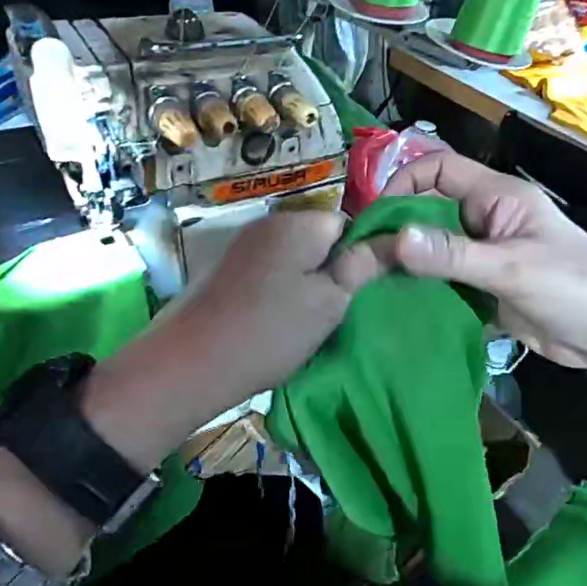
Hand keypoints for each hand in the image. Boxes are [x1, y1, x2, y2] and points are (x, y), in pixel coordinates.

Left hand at [78, 212, 391, 467]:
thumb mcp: (329, 302)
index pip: (349, 223)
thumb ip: (363, 266)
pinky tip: (277, 321)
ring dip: (306, 283)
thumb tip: (395, 238)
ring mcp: (244, 245)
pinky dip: (280, 291)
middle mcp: (270, 222)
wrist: (191, 363)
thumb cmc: (271, 330)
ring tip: (307, 321)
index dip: (361, 255)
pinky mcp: (227, 269)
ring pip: (296, 258)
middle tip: (337, 312)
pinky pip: (271, 271)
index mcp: (299, 222)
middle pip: (320, 239)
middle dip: (333, 270)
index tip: (359, 293)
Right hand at [382, 152, 586, 367]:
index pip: (440, 169)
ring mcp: (485, 255)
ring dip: (408, 264)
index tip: (376, 217)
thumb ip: (451, 254)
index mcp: (497, 196)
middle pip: (429, 211)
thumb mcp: (510, 268)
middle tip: (363, 257)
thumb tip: (394, 238)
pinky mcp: (486, 288)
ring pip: (434, 249)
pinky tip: (398, 304)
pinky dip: (423, 289)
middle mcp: (487, 219)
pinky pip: (445, 280)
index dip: (404, 183)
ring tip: (371, 283)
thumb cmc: (572, 286)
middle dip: (398, 229)